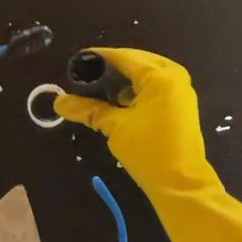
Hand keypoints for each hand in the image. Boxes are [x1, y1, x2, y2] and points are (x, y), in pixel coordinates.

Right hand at [54, 48, 208, 190]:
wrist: (181, 185)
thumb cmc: (149, 152)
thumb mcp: (115, 127)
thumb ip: (88, 110)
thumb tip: (59, 103)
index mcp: (159, 75)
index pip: (123, 56)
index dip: (99, 57)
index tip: (76, 62)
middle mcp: (173, 74)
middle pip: (135, 61)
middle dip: (111, 68)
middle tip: (84, 77)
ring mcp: (180, 88)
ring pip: (146, 73)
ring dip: (124, 79)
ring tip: (97, 88)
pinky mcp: (181, 102)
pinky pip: (155, 85)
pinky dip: (137, 88)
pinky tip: (118, 99)